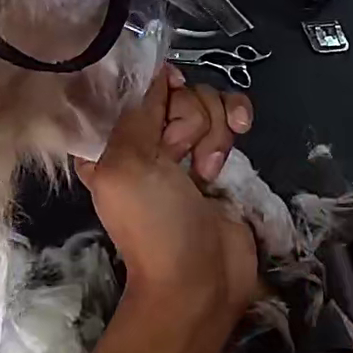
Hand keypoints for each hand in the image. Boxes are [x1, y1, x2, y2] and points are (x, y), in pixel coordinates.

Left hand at [76, 67, 258, 328]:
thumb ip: (137, 112)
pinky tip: (241, 130)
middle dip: (189, 121)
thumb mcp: (126, 165)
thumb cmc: (155, 225)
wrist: (200, 280)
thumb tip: (157, 72)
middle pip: (177, 91)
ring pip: (206, 101)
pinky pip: (228, 115)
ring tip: (207, 172)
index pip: (134, 86)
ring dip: (214, 131)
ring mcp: (185, 147)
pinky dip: (236, 117)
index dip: (154, 91)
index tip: (164, 115)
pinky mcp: (218, 156)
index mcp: (111, 141)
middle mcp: (147, 138)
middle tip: (181, 159)